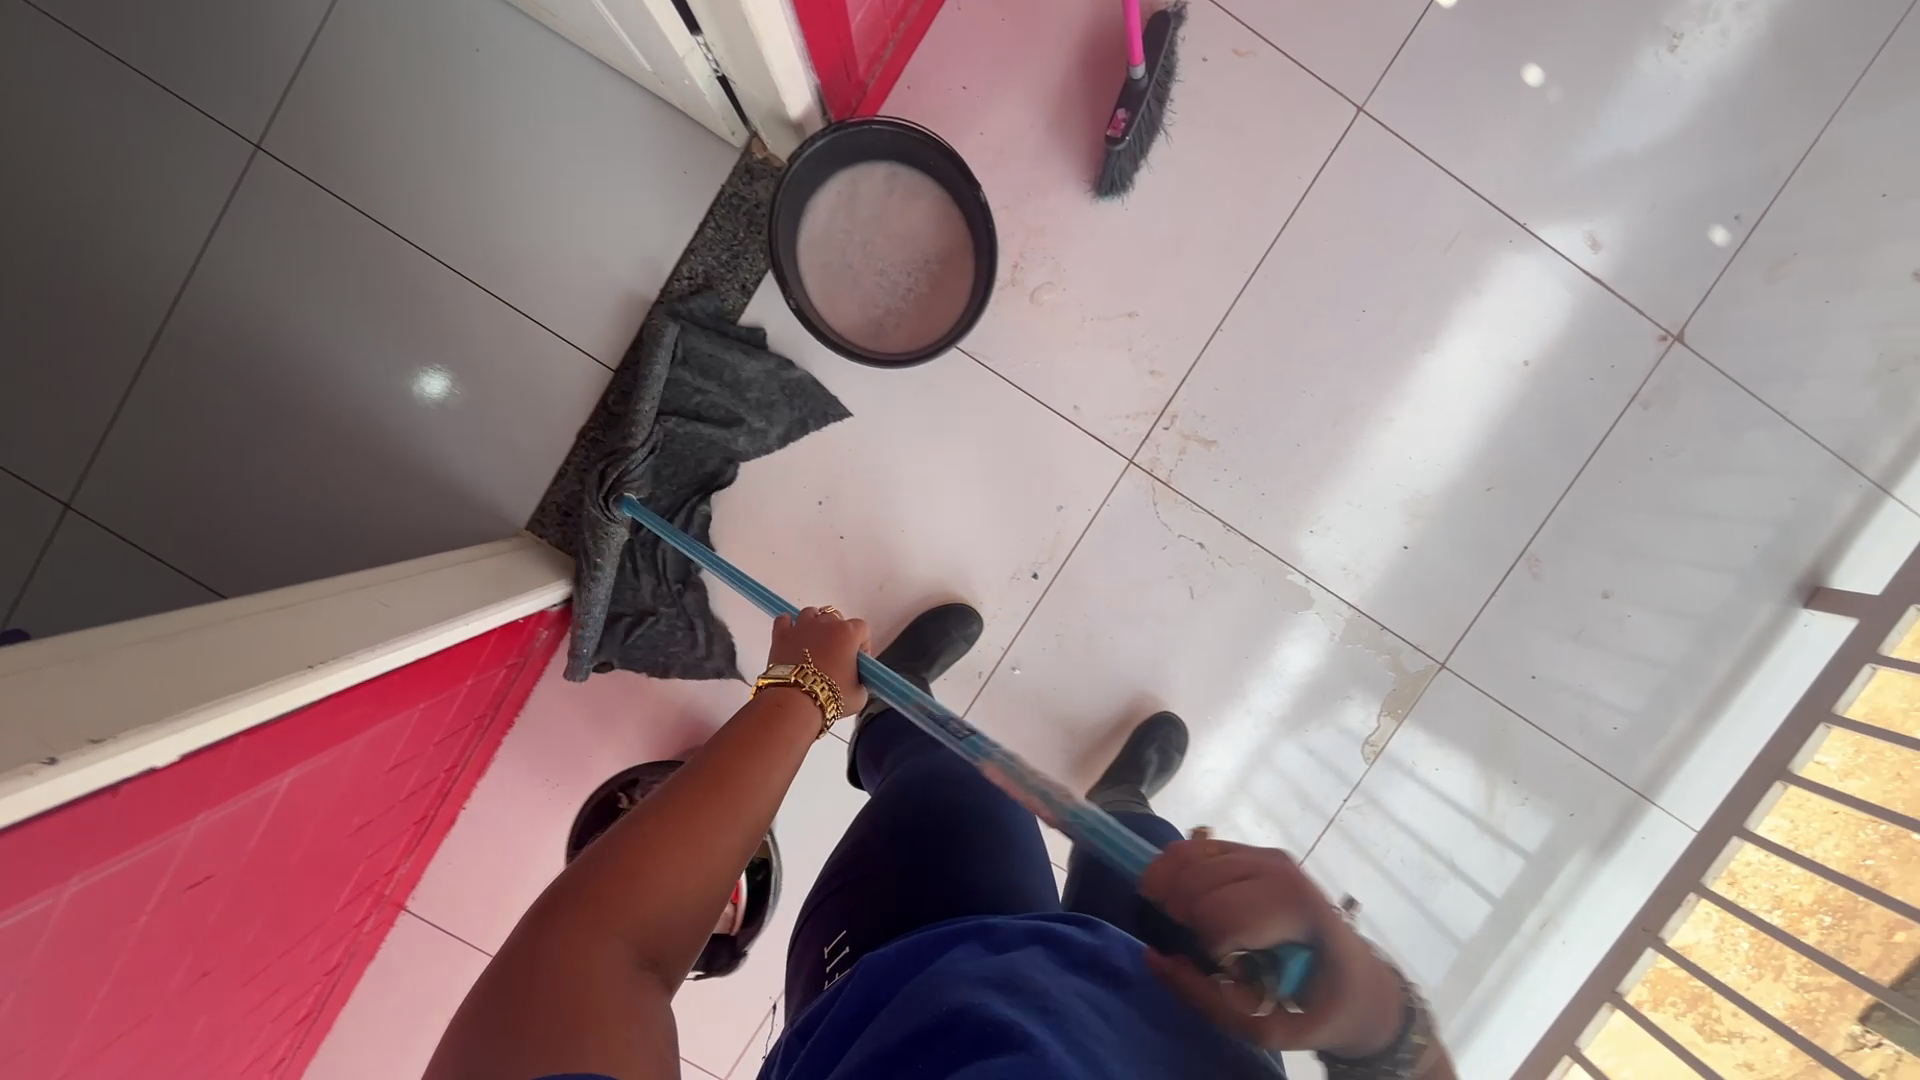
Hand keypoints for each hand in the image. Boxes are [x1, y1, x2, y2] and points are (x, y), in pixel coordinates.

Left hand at [768, 607, 869, 716]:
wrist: (795, 702)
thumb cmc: (829, 696)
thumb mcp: (859, 695)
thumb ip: (862, 680)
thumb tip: (857, 681)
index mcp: (848, 633)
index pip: (862, 628)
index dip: (861, 644)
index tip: (858, 659)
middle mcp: (825, 624)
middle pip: (836, 617)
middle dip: (838, 632)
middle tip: (836, 654)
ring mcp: (802, 627)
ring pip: (811, 613)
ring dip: (815, 625)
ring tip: (814, 644)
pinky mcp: (781, 635)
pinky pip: (784, 620)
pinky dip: (788, 625)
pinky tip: (792, 636)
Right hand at [1140, 838, 1404, 1056]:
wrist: (1356, 982)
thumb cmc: (1316, 1006)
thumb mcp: (1268, 1026)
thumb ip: (1207, 996)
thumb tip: (1155, 957)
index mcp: (1295, 908)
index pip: (1223, 915)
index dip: (1203, 945)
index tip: (1212, 968)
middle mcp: (1277, 868)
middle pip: (1196, 882)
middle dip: (1178, 917)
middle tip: (1185, 945)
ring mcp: (1260, 854)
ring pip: (1186, 856)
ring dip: (1166, 891)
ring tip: (1173, 921)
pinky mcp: (1246, 850)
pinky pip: (1191, 848)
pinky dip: (1169, 870)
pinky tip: (1168, 897)